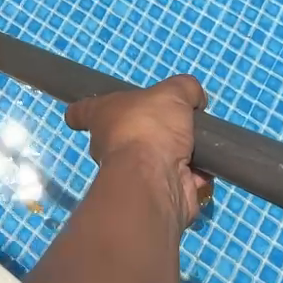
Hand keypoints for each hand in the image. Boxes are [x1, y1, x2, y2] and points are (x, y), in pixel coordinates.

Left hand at [64, 76, 212, 225]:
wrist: (156, 177)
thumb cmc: (149, 126)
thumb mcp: (172, 93)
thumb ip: (184, 89)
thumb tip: (195, 98)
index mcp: (100, 114)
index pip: (80, 111)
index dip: (81, 110)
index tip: (84, 110)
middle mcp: (108, 143)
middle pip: (123, 136)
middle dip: (149, 133)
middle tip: (175, 125)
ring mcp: (130, 171)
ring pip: (153, 160)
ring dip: (176, 156)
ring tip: (195, 145)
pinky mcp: (155, 193)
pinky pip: (175, 181)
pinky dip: (192, 177)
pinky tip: (202, 169)